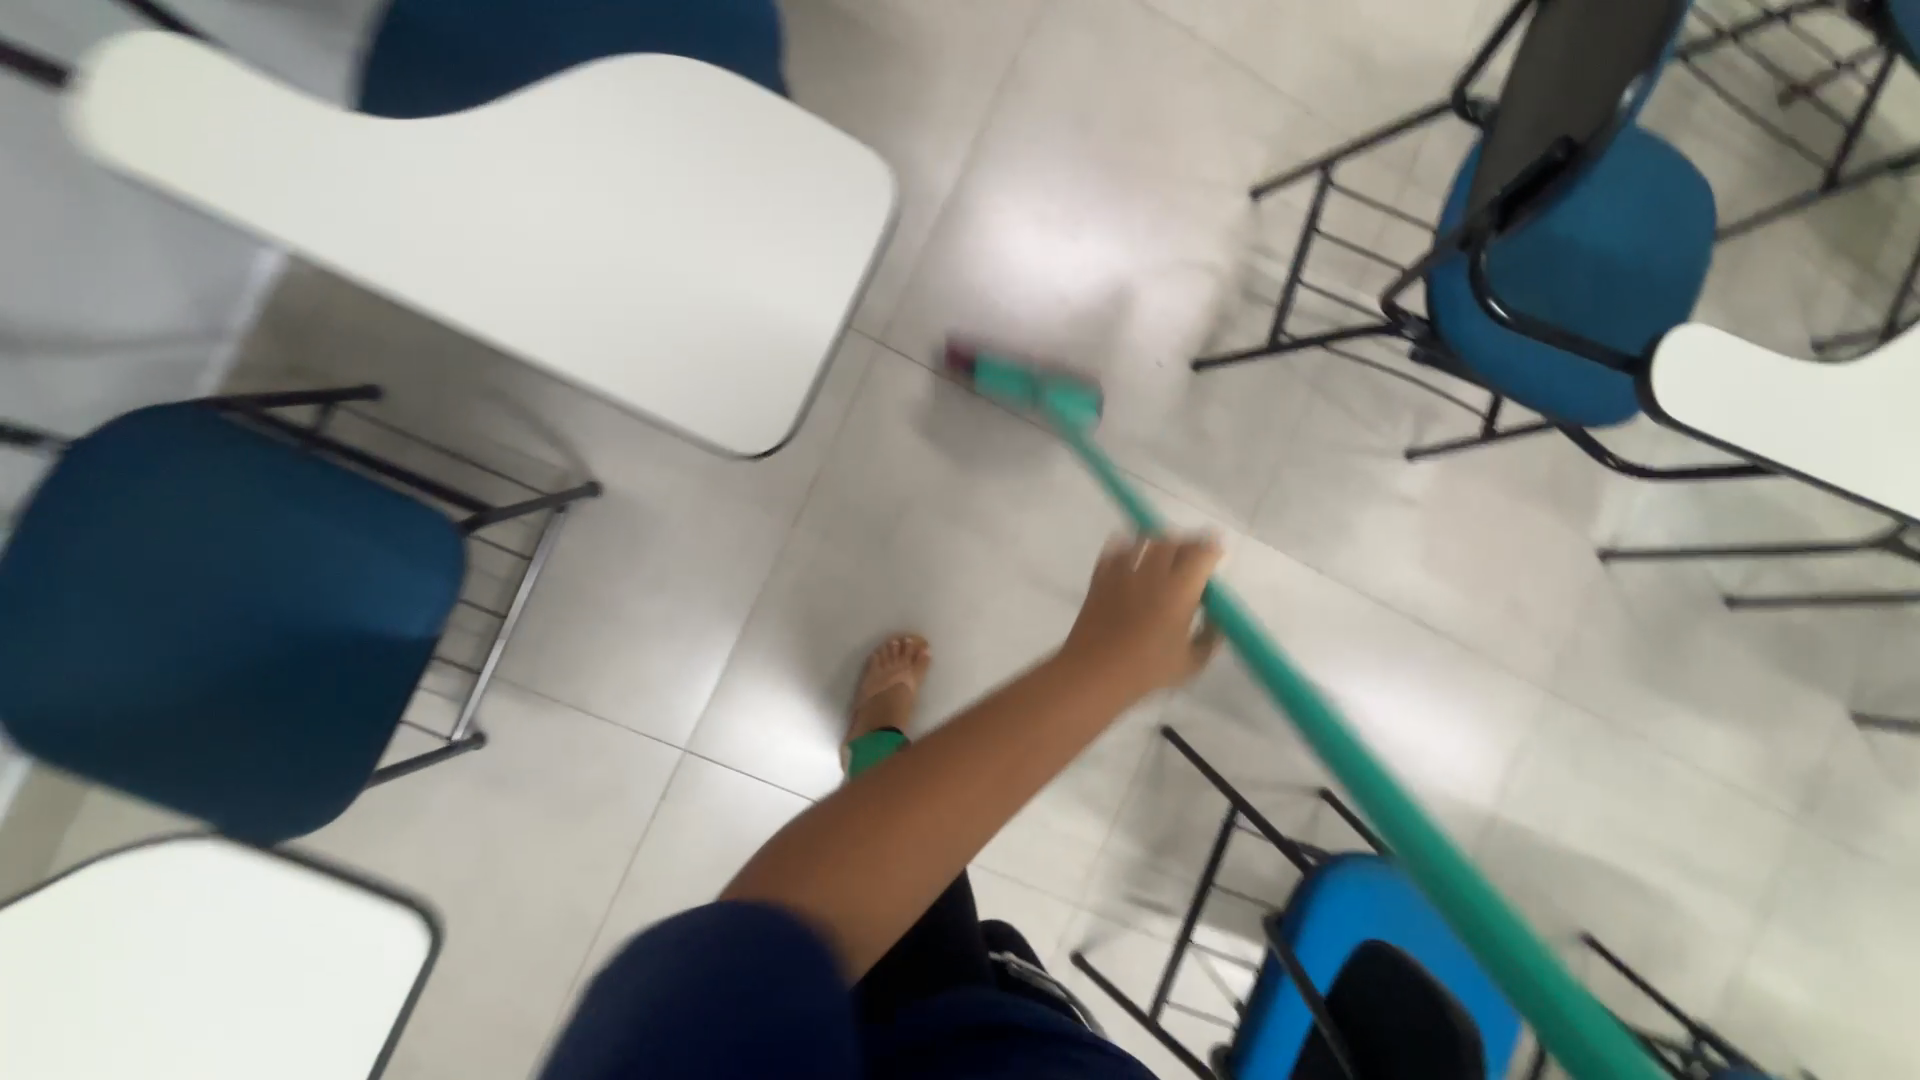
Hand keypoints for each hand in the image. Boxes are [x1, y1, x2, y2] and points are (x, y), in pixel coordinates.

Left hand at [1058, 533, 1222, 698]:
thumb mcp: (1192, 661)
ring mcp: (1123, 572)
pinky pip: (1115, 550)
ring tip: (1163, 552)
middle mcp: (1152, 573)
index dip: (1212, 549)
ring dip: (1158, 542)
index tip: (1216, 554)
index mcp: (1180, 590)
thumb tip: (1216, 617)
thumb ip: (1210, 636)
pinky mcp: (1100, 577)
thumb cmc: (1147, 669)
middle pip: (1173, 541)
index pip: (1201, 553)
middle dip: (1187, 543)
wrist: (1095, 671)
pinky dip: (1127, 548)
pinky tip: (1131, 556)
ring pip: (1144, 541)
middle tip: (1193, 554)